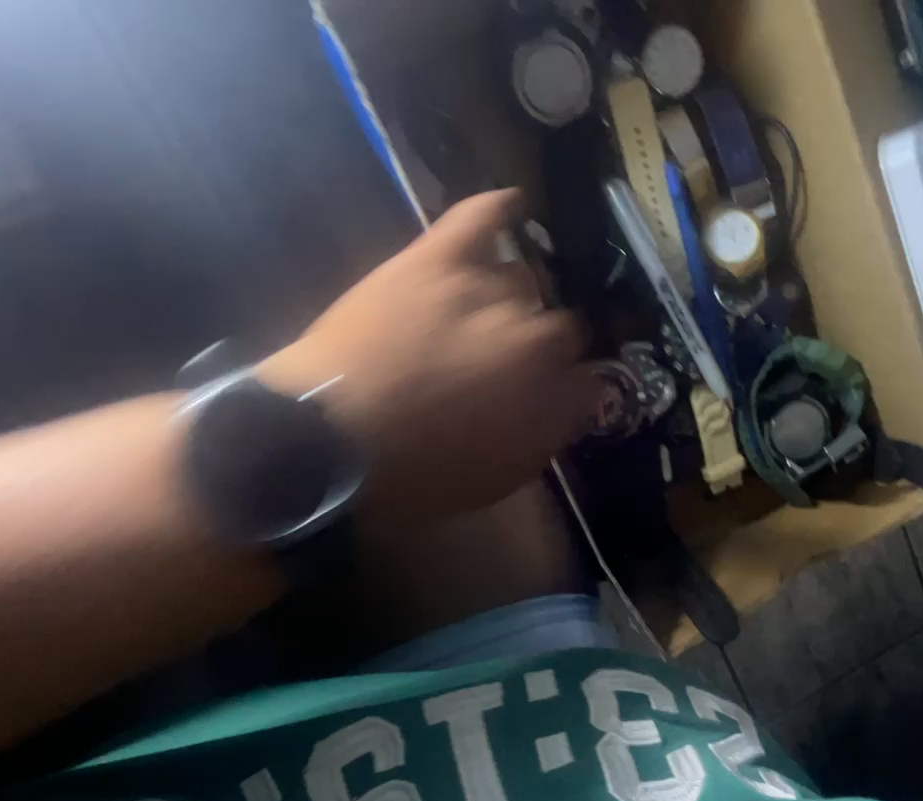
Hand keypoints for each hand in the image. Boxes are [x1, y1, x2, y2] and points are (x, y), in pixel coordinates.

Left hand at [256, 189, 599, 521]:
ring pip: (526, 277)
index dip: (573, 384)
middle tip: (517, 359)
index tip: (556, 393)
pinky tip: (515, 201)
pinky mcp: (440, 259)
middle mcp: (537, 338)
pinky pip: (480, 218)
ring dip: (520, 295)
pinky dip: (500, 207)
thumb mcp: (501, 477)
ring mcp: (490, 290)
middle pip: (566, 325)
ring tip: (502, 304)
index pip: (592, 377)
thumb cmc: (419, 477)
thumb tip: (573, 403)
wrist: (331, 445)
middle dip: (551, 343)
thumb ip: (548, 435)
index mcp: (554, 396)